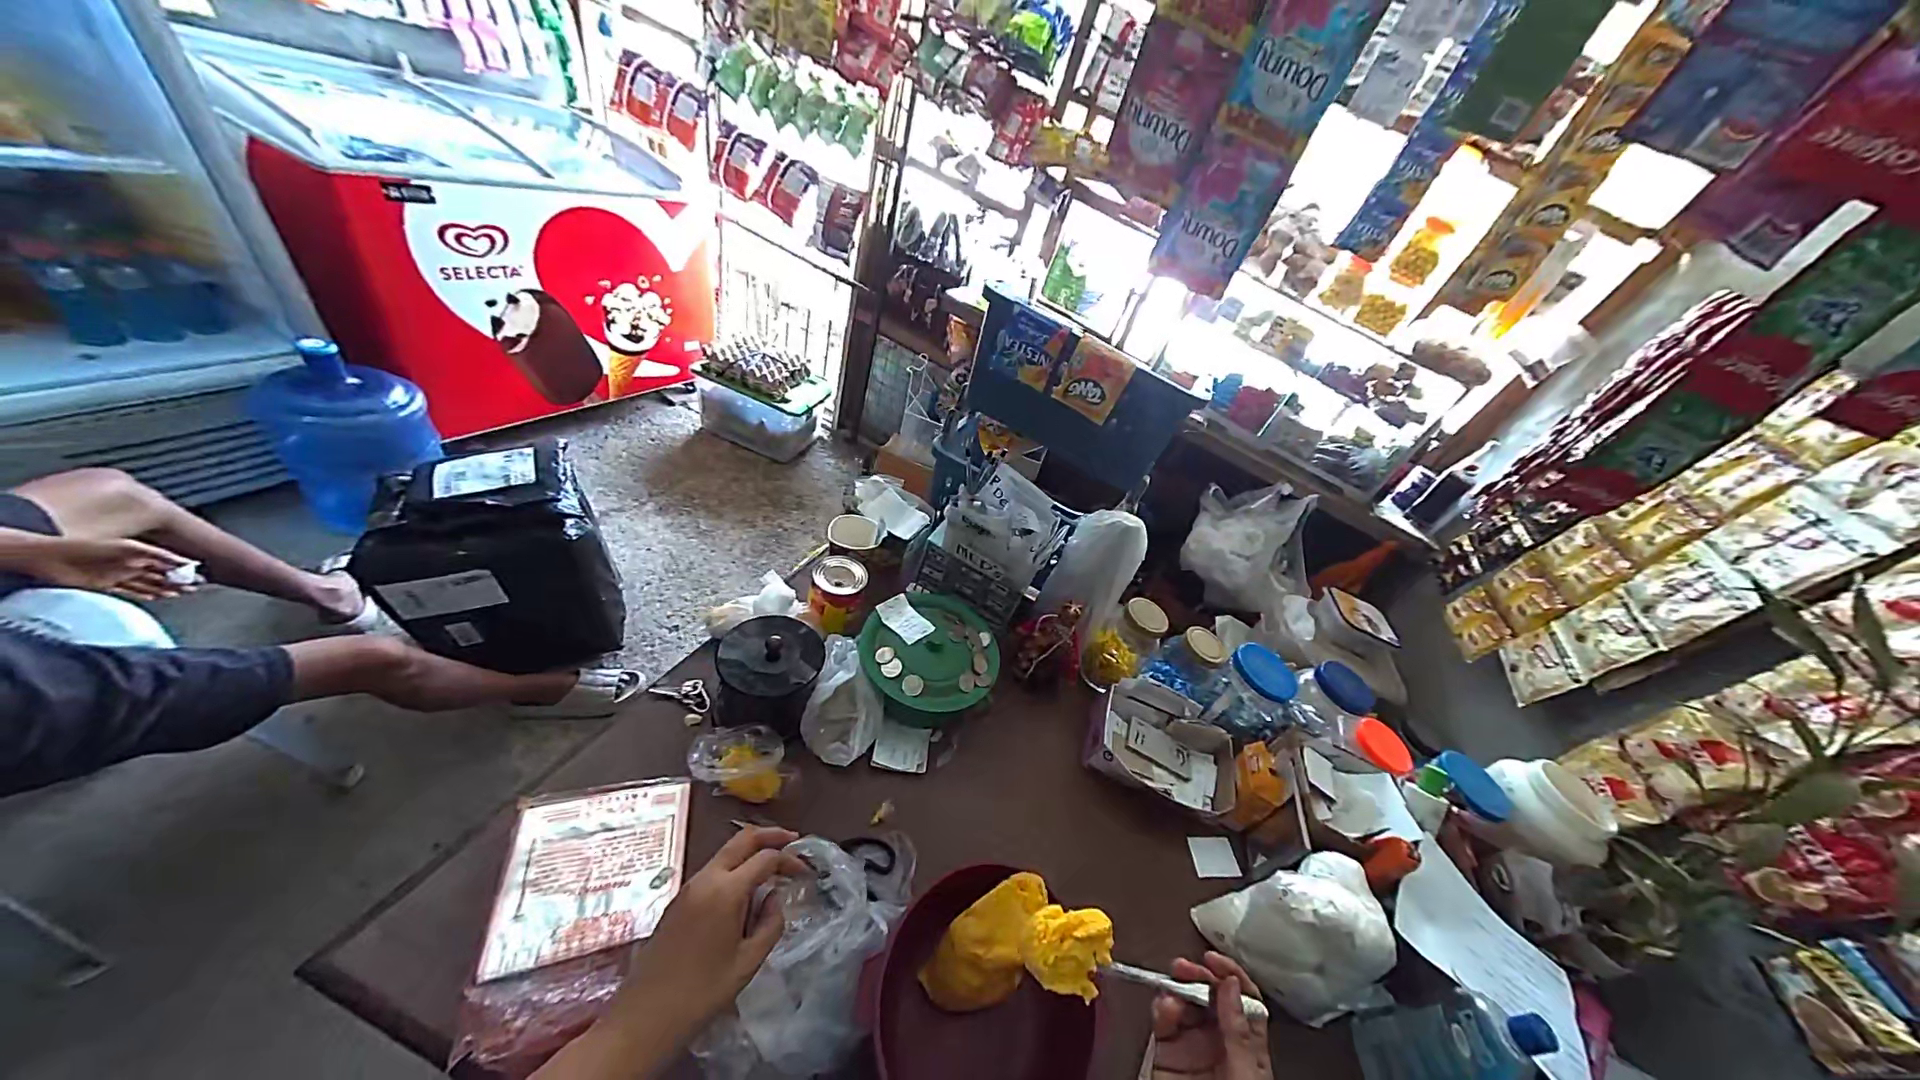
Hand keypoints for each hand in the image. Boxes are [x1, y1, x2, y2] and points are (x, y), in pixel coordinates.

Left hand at [26, 536, 193, 601]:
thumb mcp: (130, 547)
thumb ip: (159, 554)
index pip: (168, 563)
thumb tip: (186, 561)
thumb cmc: (89, 547)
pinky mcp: (104, 585)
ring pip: (148, 584)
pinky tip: (155, 598)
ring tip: (180, 594)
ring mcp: (117, 575)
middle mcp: (131, 565)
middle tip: (194, 587)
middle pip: (160, 574)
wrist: (50, 557)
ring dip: (164, 589)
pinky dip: (143, 595)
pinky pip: (128, 591)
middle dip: (178, 580)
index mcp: (140, 555)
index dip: (184, 569)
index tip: (198, 576)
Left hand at [612, 826, 809, 1044]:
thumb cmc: (701, 992)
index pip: (766, 858)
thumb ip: (770, 923)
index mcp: (725, 891)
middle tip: (793, 840)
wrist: (644, 1017)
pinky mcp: (678, 900)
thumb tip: (774, 897)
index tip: (806, 872)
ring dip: (751, 850)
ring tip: (772, 865)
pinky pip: (713, 870)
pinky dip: (734, 867)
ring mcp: (688, 887)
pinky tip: (745, 888)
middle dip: (770, 835)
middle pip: (742, 839)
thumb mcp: (748, 962)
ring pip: (725, 853)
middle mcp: (706, 879)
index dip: (790, 860)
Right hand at [1149, 952, 1272, 1079]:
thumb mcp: (1245, 1076)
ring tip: (1174, 990)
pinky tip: (1165, 1008)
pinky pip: (1163, 1022)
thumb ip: (1237, 1031)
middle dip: (1199, 976)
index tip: (1215, 959)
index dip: (1231, 974)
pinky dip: (1162, 1009)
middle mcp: (1220, 1040)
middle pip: (1210, 995)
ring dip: (1178, 989)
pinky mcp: (1166, 1052)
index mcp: (1248, 1046)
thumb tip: (1229, 982)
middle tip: (1186, 967)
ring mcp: (1191, 1045)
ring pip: (1184, 1002)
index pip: (1243, 999)